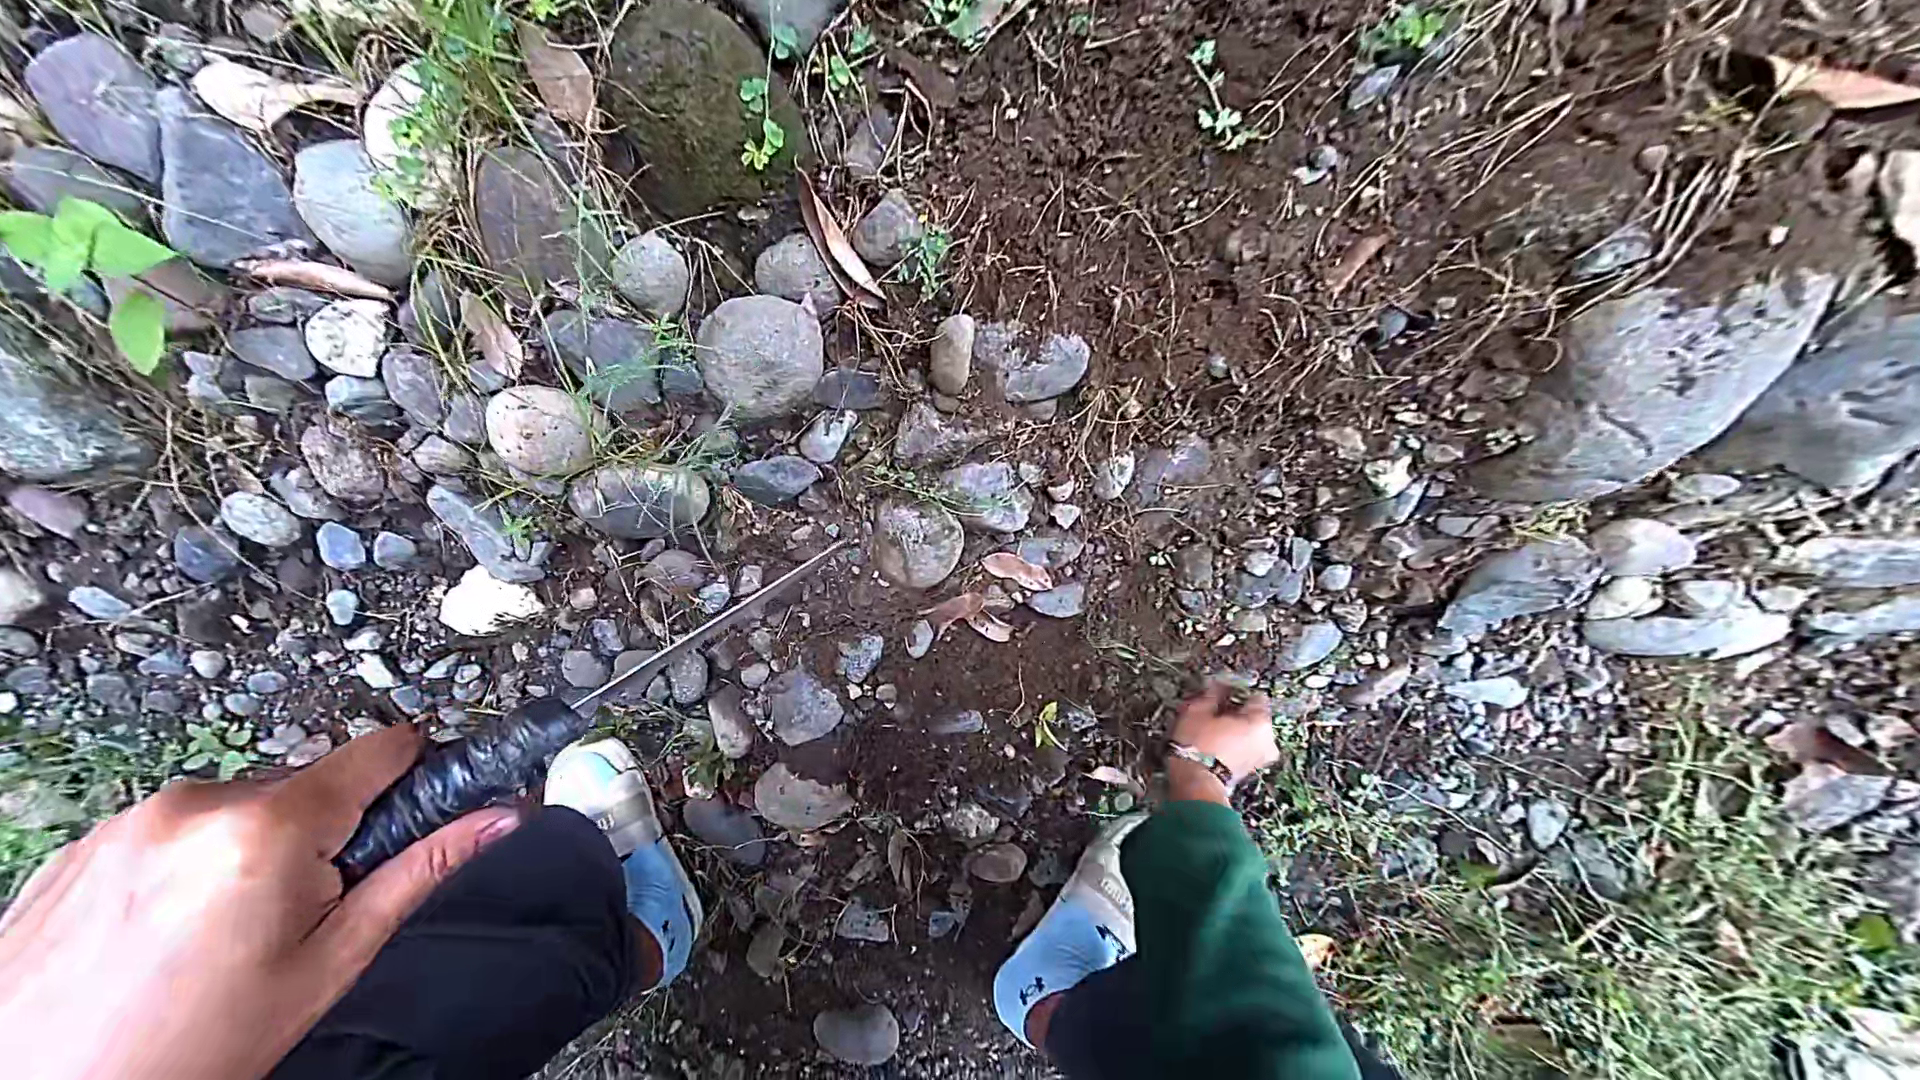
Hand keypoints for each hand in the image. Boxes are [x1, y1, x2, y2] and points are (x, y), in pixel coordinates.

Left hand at [0, 724, 519, 1079]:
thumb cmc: (180, 1055)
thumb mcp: (335, 955)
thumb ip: (427, 866)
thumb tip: (499, 818)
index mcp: (268, 828)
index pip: (388, 748)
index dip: (419, 773)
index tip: (426, 801)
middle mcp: (195, 807)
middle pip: (319, 779)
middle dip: (335, 823)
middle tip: (315, 897)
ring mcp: (129, 825)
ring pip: (256, 800)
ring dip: (270, 839)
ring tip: (238, 920)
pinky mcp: (85, 846)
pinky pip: (191, 821)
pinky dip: (209, 854)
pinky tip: (185, 923)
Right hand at [1168, 682, 1280, 803]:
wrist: (1195, 780)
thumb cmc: (1197, 742)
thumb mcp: (1199, 709)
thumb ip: (1213, 693)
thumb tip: (1219, 685)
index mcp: (1261, 722)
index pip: (1254, 695)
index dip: (1235, 690)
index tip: (1218, 691)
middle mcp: (1269, 740)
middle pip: (1253, 714)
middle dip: (1233, 709)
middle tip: (1210, 708)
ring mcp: (1262, 757)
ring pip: (1249, 731)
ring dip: (1233, 725)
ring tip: (1209, 724)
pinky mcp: (1252, 769)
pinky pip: (1246, 745)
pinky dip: (1233, 740)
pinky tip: (1213, 739)